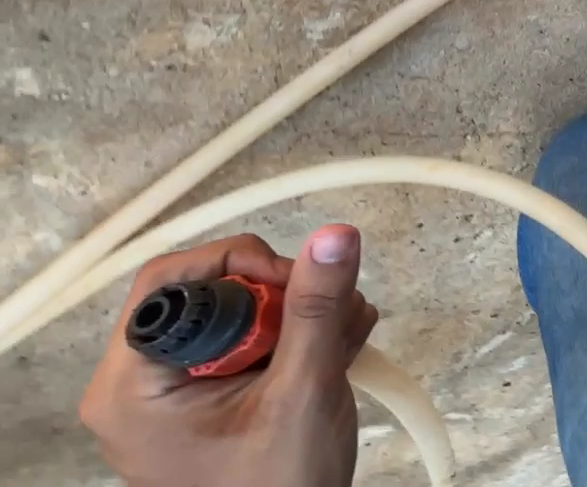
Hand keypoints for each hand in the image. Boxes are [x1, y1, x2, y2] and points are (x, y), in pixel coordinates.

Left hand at [80, 226, 376, 486]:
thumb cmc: (278, 481)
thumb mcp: (302, 390)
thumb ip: (316, 310)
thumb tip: (334, 233)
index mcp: (136, 383)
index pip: (175, 279)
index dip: (244, 265)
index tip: (304, 284)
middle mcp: (152, 375)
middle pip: (223, 287)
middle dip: (294, 293)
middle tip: (333, 321)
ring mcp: (192, 381)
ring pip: (257, 304)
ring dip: (316, 311)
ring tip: (343, 346)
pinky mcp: (228, 384)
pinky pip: (271, 328)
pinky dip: (316, 328)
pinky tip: (339, 354)